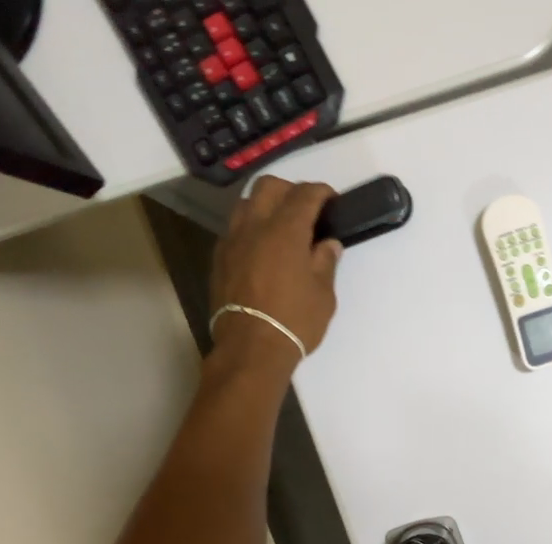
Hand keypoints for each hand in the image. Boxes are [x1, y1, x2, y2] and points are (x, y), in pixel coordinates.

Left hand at [210, 176, 342, 366]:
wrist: (251, 349)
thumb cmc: (294, 321)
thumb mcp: (323, 294)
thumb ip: (325, 262)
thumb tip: (328, 244)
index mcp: (285, 230)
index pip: (304, 195)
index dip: (321, 193)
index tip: (332, 201)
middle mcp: (255, 226)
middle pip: (269, 187)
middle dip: (290, 190)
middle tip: (306, 209)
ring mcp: (232, 241)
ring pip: (246, 203)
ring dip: (265, 205)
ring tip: (280, 226)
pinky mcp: (219, 259)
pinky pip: (234, 229)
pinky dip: (250, 228)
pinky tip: (261, 248)